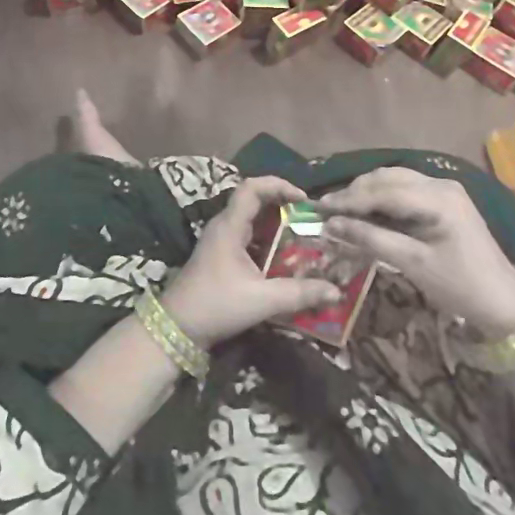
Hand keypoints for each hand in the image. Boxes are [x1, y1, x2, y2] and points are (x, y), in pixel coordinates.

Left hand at [161, 176, 344, 347]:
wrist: (177, 329)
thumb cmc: (216, 305)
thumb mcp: (262, 300)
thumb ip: (300, 294)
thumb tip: (336, 291)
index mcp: (229, 226)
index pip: (252, 187)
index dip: (278, 185)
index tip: (303, 198)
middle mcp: (224, 227)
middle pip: (254, 200)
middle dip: (282, 203)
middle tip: (309, 217)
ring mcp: (221, 242)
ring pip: (252, 220)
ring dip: (276, 223)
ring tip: (304, 235)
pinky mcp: (222, 257)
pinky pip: (248, 237)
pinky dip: (268, 240)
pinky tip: (285, 257)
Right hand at [318, 167, 514, 336]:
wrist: (504, 303)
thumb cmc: (459, 285)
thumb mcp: (412, 264)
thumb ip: (370, 239)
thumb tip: (330, 225)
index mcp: (438, 199)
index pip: (383, 190)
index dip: (347, 199)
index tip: (317, 208)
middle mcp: (441, 185)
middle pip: (386, 179)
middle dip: (354, 192)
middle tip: (324, 209)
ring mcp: (444, 190)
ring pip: (393, 180)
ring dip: (365, 192)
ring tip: (339, 209)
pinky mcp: (444, 200)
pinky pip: (404, 190)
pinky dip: (381, 197)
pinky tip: (364, 210)